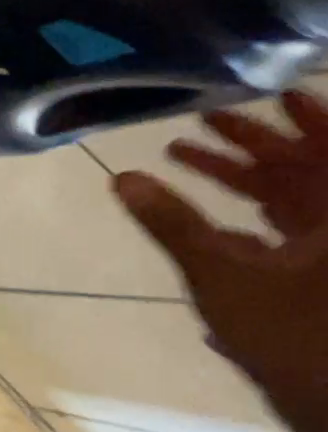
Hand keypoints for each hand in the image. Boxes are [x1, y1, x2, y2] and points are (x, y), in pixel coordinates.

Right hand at [114, 89, 327, 431]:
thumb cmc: (292, 338)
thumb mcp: (221, 277)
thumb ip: (174, 224)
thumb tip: (124, 177)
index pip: (322, 155)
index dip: (298, 122)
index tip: (265, 93)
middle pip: (311, 172)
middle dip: (259, 145)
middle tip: (210, 120)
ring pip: (302, 203)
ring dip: (252, 180)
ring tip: (198, 161)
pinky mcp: (325, 283)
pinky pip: (300, 234)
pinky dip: (262, 219)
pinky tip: (225, 220)